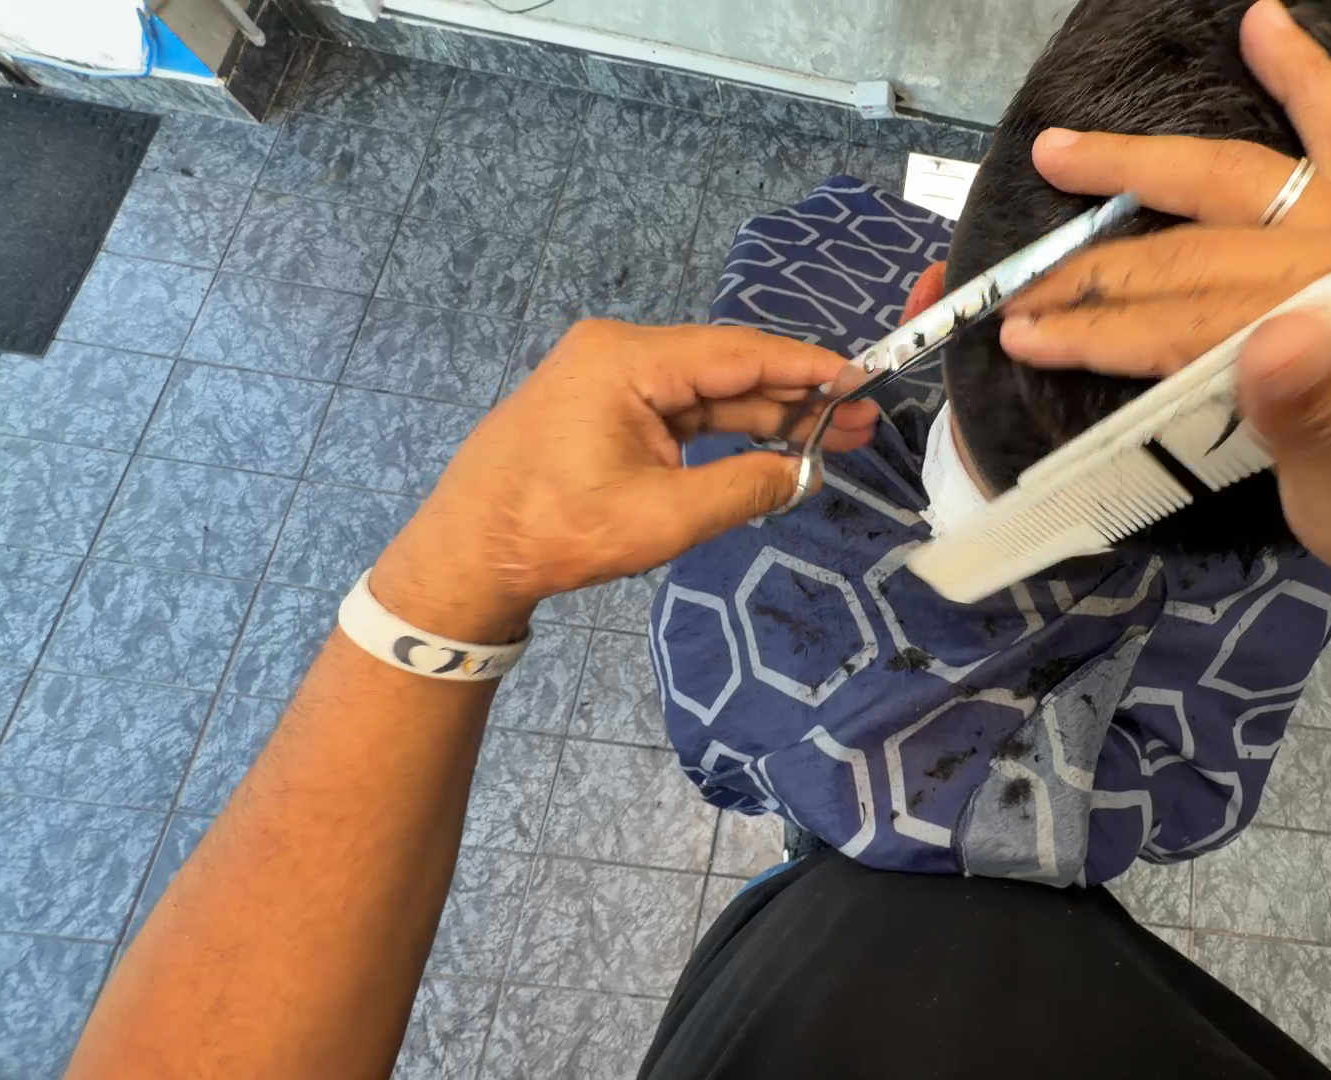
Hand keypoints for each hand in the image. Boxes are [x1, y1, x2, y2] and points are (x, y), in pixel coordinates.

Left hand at [369, 320, 876, 640]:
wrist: (469, 555)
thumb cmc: (557, 531)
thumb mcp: (664, 517)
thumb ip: (746, 489)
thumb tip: (808, 474)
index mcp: (629, 360)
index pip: (739, 353)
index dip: (807, 368)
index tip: (861, 378)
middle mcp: (624, 353)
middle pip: (732, 369)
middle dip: (799, 397)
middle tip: (860, 421)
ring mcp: (618, 379)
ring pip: (715, 392)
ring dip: (771, 415)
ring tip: (835, 436)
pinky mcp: (616, 408)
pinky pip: (690, 411)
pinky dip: (734, 430)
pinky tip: (777, 444)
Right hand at [996, 0, 1330, 601]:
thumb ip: (1325, 427)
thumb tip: (1267, 343)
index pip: (1192, 320)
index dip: (1100, 330)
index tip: (1022, 338)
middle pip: (1195, 252)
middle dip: (1093, 273)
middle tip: (1015, 290)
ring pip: (1239, 182)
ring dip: (1143, 167)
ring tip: (1062, 152)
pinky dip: (1304, 78)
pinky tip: (1263, 27)